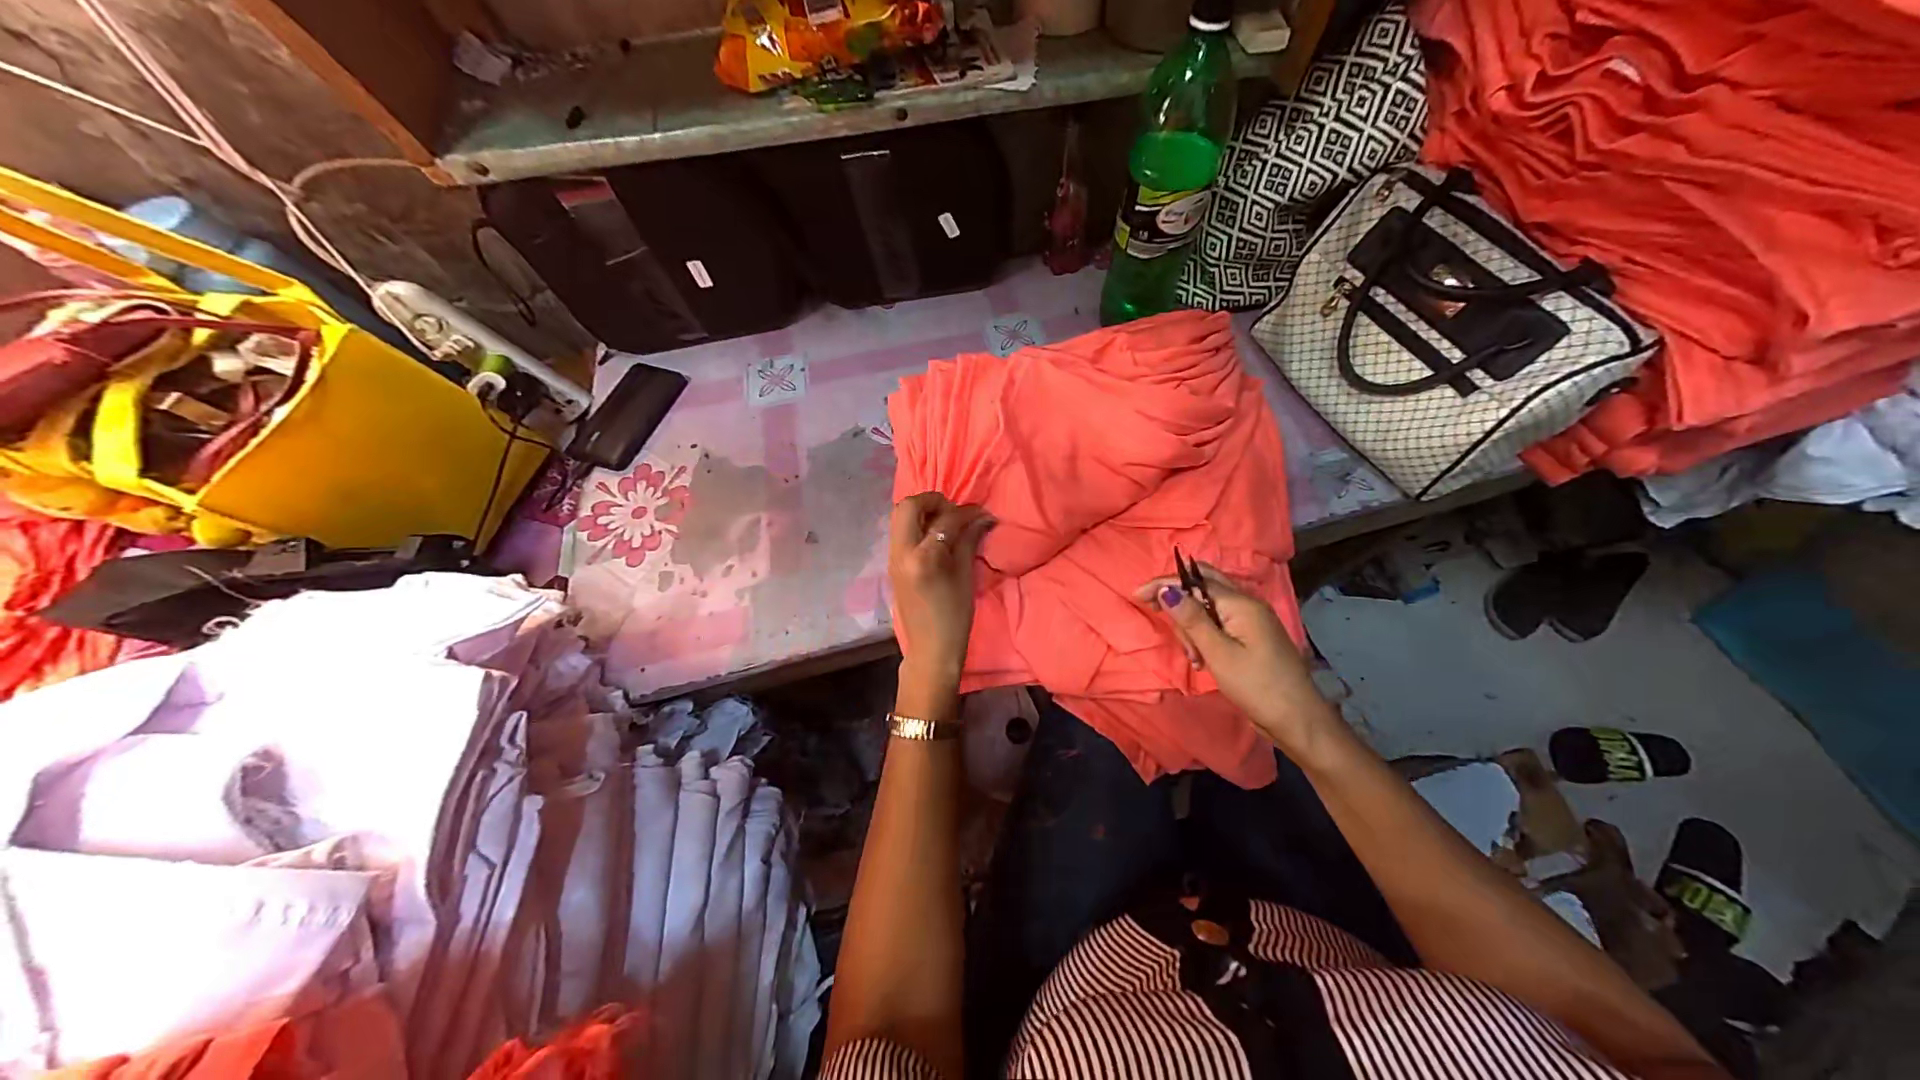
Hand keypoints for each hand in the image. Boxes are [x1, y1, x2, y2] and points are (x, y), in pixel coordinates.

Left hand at [889, 492, 993, 696]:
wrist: (930, 648)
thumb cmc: (954, 616)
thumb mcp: (965, 575)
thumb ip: (969, 540)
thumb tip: (981, 517)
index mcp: (923, 557)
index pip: (945, 520)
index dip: (966, 512)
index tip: (981, 512)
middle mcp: (902, 552)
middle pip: (908, 506)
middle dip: (932, 501)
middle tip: (953, 512)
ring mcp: (893, 557)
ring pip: (899, 516)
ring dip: (922, 511)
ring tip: (945, 523)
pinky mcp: (891, 563)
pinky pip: (900, 532)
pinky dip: (916, 525)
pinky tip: (935, 537)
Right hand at [1134, 561, 1334, 751]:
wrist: (1298, 720)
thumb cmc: (1256, 686)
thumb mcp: (1218, 654)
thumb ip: (1192, 620)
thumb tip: (1167, 589)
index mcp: (1241, 604)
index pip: (1195, 580)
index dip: (1165, 584)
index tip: (1137, 596)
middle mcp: (1248, 604)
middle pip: (1203, 587)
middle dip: (1179, 603)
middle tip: (1160, 623)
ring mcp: (1253, 620)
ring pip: (1210, 607)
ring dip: (1192, 626)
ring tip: (1193, 658)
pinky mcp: (1253, 636)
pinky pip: (1220, 624)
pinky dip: (1205, 637)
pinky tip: (1202, 660)